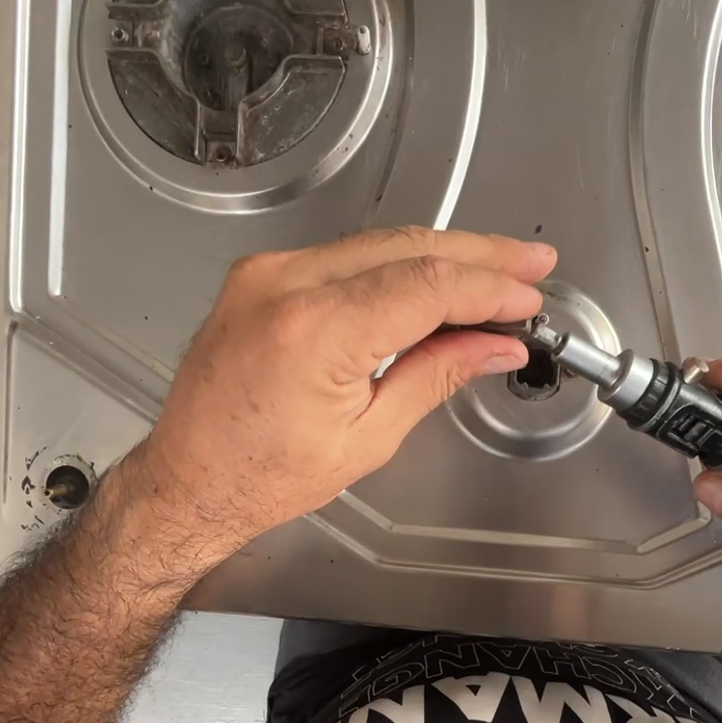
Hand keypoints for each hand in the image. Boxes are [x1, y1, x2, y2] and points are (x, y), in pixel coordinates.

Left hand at [130, 228, 553, 556]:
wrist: (190, 479)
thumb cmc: (264, 477)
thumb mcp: (367, 438)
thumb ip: (435, 376)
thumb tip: (494, 346)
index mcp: (313, 333)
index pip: (426, 284)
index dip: (488, 286)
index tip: (528, 297)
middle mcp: (285, 285)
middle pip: (407, 247)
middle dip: (479, 254)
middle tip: (531, 265)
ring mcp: (268, 272)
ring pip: (378, 242)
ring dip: (443, 254)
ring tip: (498, 271)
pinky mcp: (262, 275)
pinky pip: (347, 255)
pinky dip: (399, 263)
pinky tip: (435, 277)